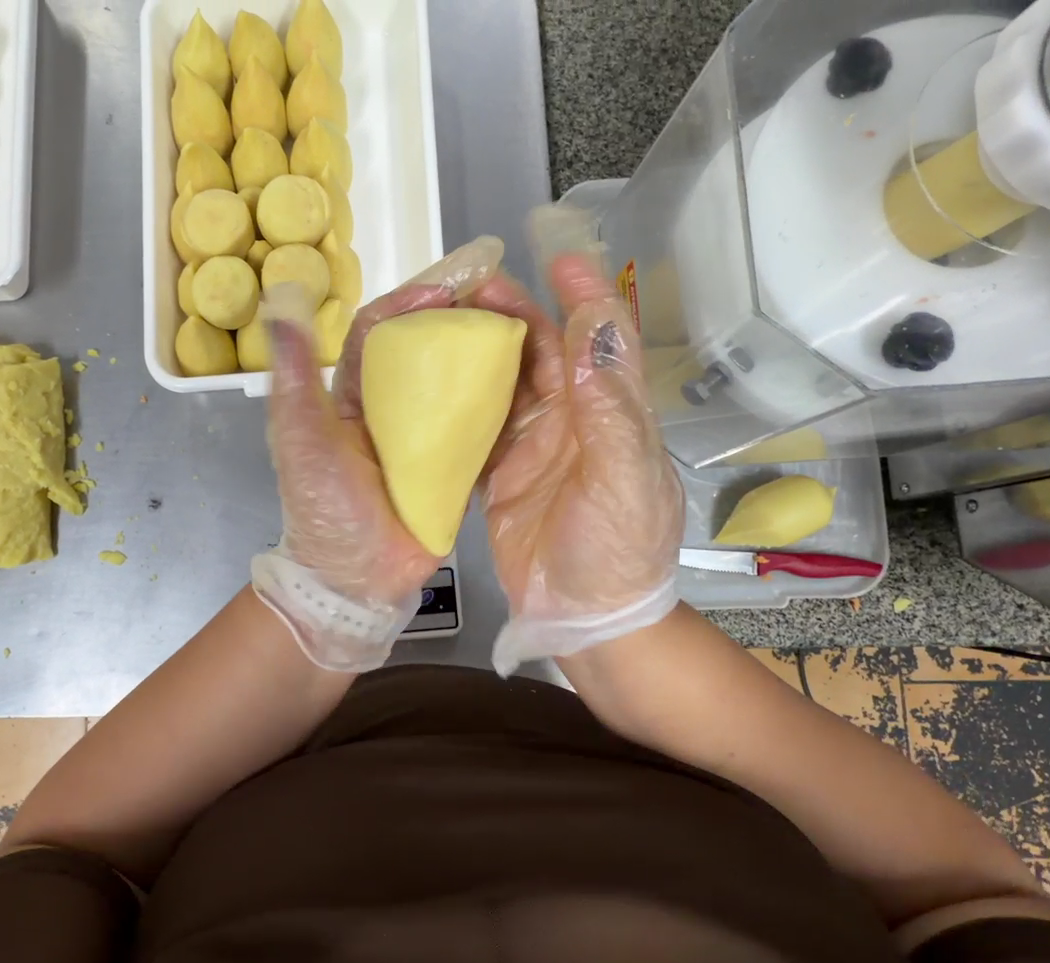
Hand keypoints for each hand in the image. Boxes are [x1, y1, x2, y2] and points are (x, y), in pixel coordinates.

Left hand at [253, 239, 503, 670]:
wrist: (354, 582)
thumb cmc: (324, 511)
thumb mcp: (300, 439)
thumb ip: (295, 375)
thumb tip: (282, 298)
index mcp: (351, 395)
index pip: (380, 330)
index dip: (411, 301)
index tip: (449, 285)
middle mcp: (391, 408)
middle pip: (428, 347)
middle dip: (461, 316)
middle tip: (503, 291)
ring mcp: (427, 437)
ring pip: (462, 380)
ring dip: (491, 352)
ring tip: (530, 325)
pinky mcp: (456, 465)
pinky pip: (486, 424)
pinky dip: (508, 400)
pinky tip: (541, 378)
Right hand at [471, 233, 685, 673]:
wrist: (587, 618)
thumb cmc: (617, 549)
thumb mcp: (623, 478)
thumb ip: (607, 407)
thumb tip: (589, 328)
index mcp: (610, 414)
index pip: (601, 338)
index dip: (582, 295)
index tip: (556, 257)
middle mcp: (573, 421)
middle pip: (543, 352)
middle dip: (513, 314)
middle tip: (470, 288)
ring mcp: (534, 448)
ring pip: (506, 384)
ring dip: (479, 353)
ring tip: (441, 325)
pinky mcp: (501, 476)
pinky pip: (477, 429)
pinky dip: (455, 405)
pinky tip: (427, 386)